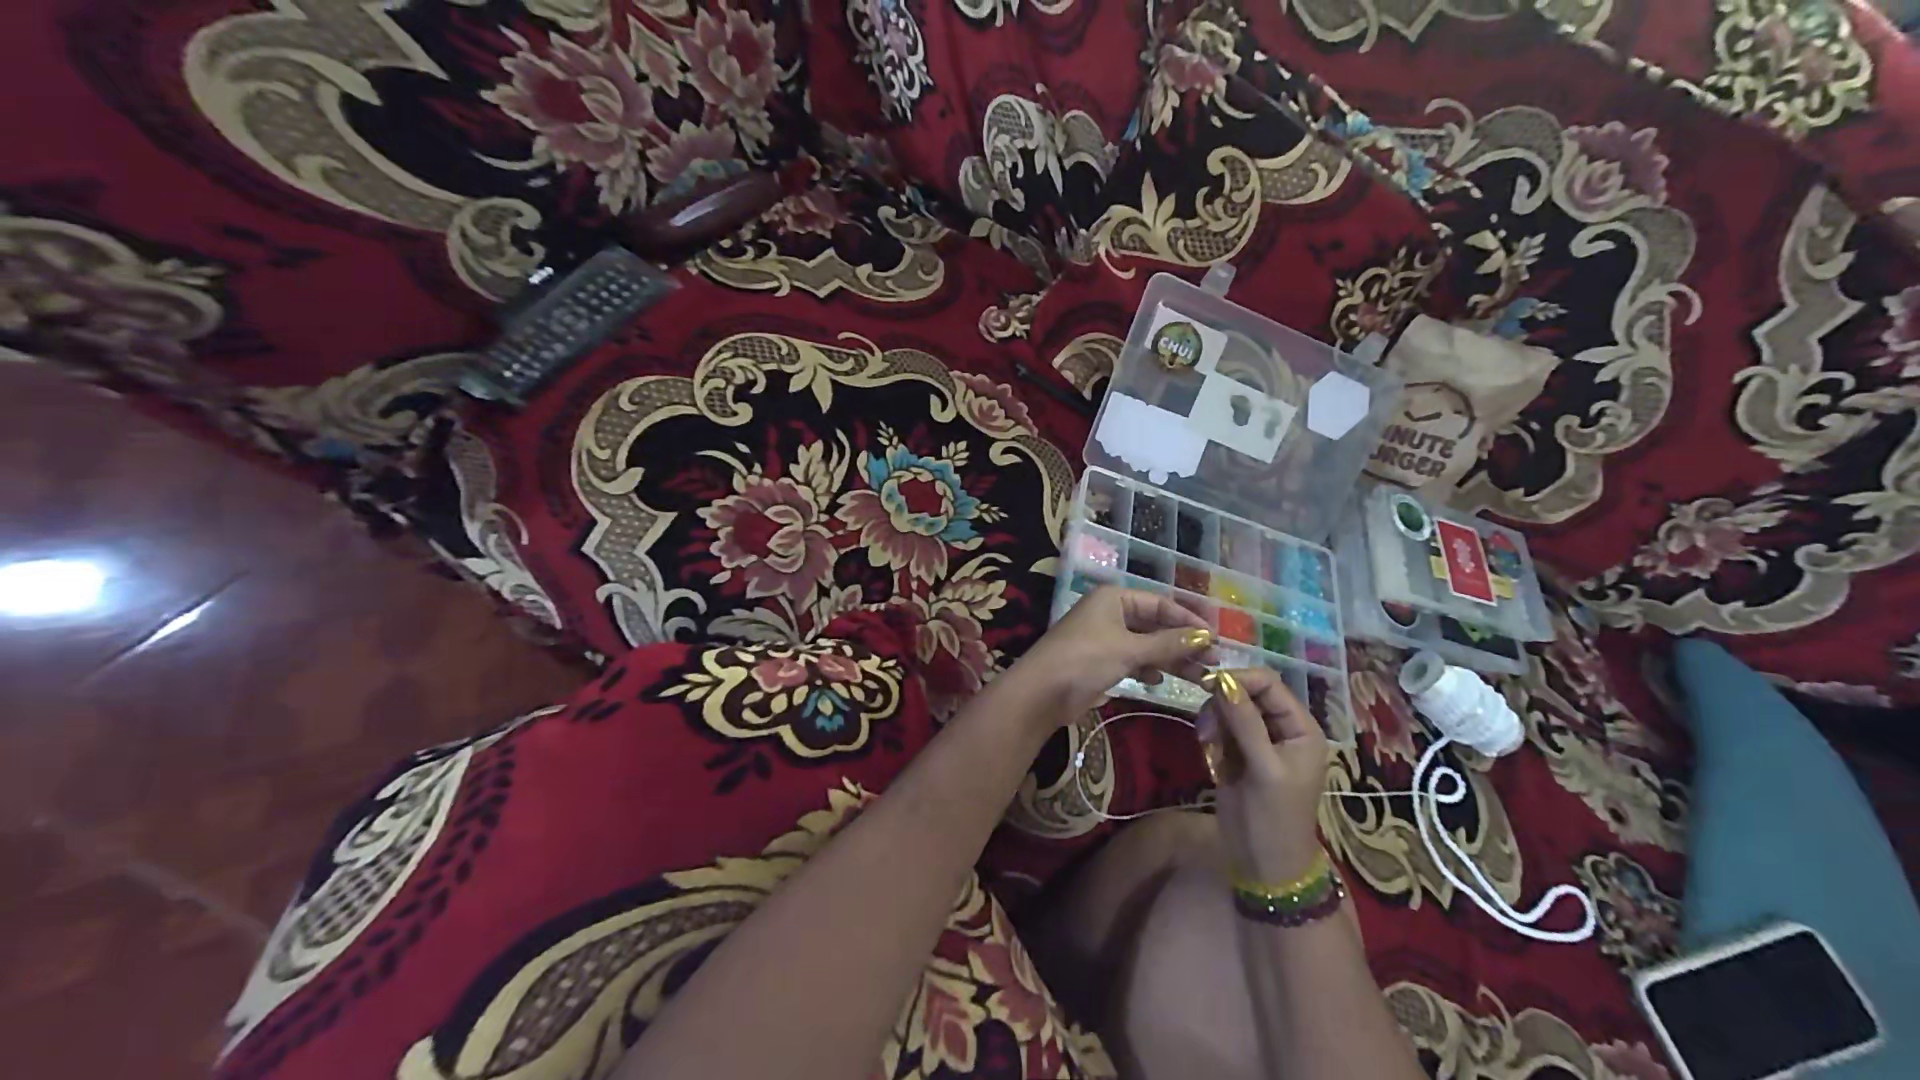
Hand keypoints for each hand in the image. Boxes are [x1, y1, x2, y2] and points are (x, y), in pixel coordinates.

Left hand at [1014, 586, 1216, 717]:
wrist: (1041, 693)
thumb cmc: (1085, 660)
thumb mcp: (1130, 649)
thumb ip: (1168, 643)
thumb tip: (1205, 637)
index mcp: (1114, 598)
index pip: (1160, 603)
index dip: (1188, 620)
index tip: (1215, 639)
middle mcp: (1109, 613)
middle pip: (1154, 624)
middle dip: (1182, 643)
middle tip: (1214, 662)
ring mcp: (1104, 638)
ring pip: (1146, 645)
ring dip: (1170, 659)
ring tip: (1199, 677)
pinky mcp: (1100, 662)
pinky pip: (1132, 660)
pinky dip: (1147, 669)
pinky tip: (1159, 680)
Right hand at [1197, 667, 1329, 884]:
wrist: (1263, 864)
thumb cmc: (1274, 818)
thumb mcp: (1264, 770)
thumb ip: (1246, 724)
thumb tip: (1224, 681)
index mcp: (1301, 729)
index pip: (1270, 685)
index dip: (1240, 679)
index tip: (1207, 685)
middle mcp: (1281, 729)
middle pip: (1246, 692)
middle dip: (1223, 703)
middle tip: (1207, 727)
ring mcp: (1258, 741)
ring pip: (1228, 708)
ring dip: (1214, 720)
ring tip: (1208, 744)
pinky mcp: (1237, 753)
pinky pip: (1219, 728)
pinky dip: (1210, 735)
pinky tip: (1209, 754)